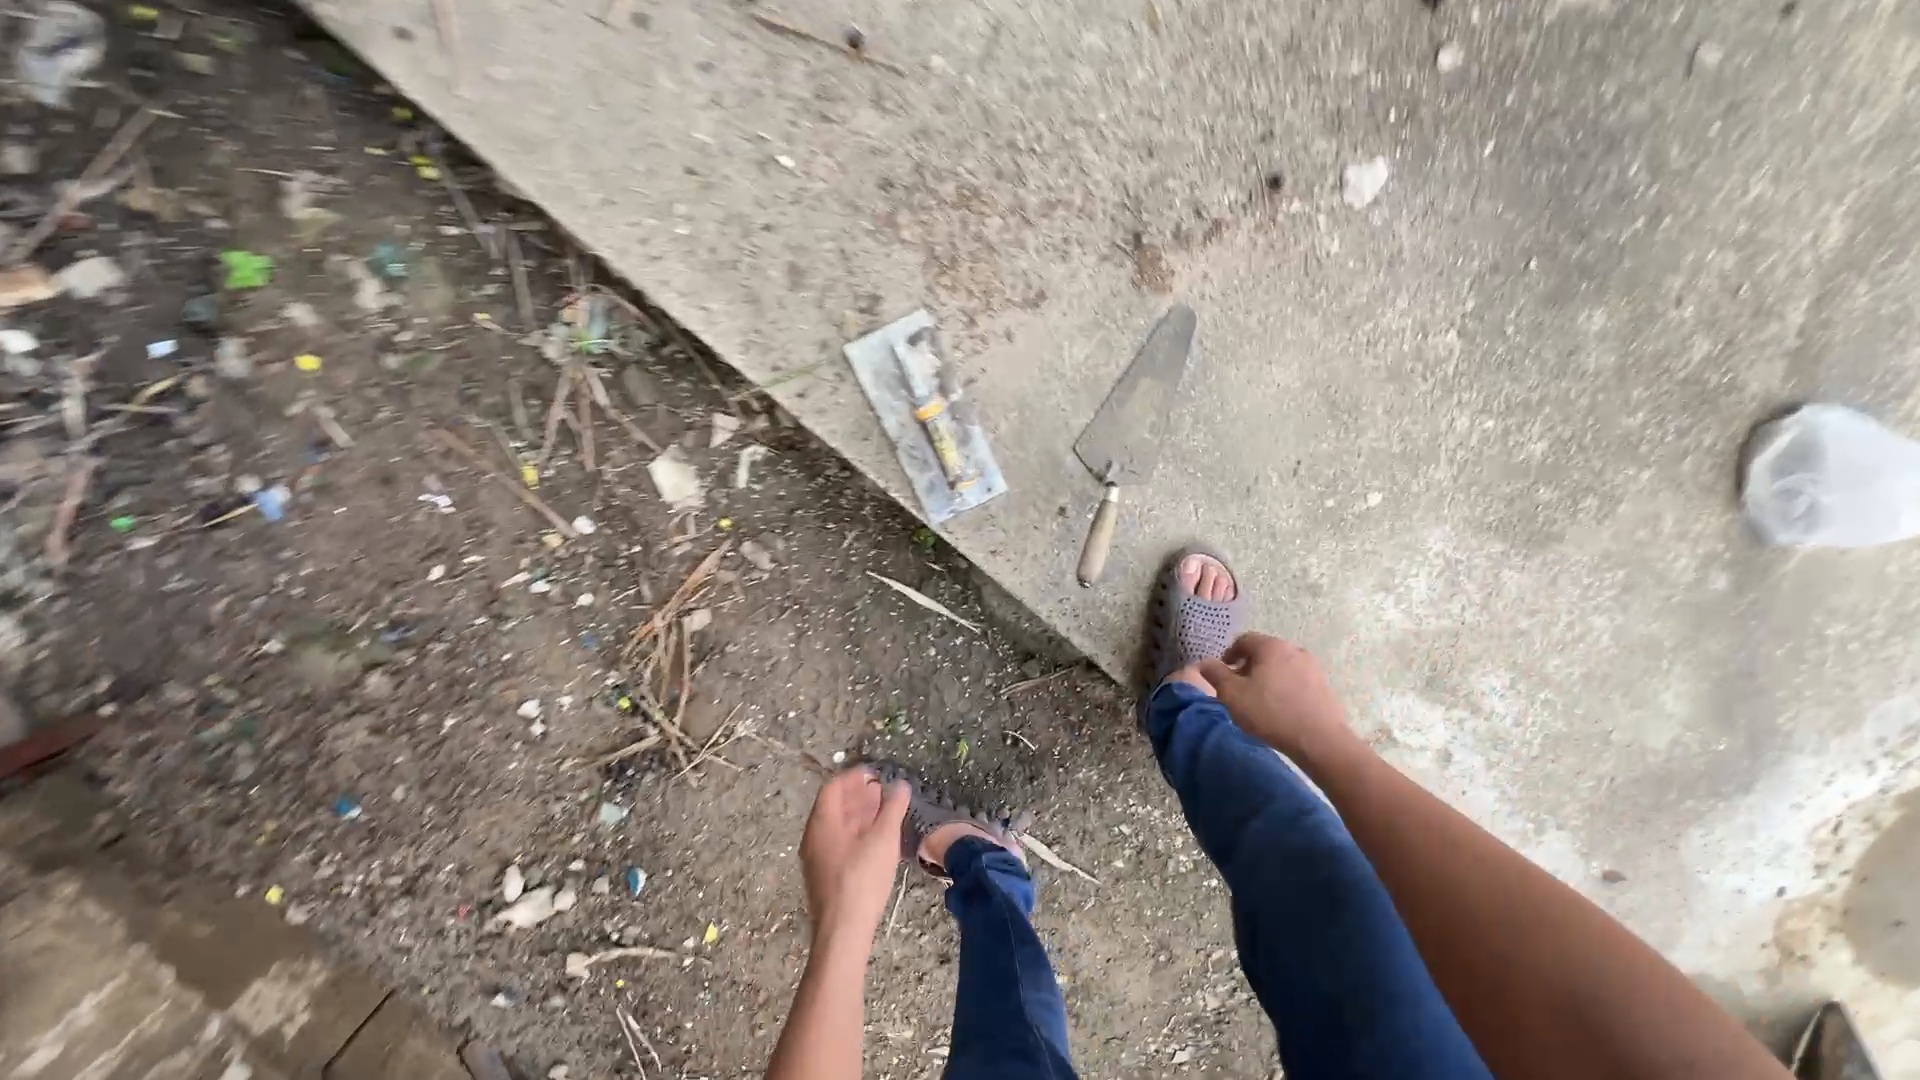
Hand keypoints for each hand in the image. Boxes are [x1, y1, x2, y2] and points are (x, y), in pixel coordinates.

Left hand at [799, 767, 910, 941]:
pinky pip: (837, 843)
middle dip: (858, 795)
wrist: (842, 931)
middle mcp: (813, 836)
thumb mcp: (884, 839)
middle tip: (881, 791)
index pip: (833, 787)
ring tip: (882, 813)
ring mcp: (815, 857)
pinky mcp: (823, 875)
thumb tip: (901, 785)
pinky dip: (855, 833)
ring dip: (858, 815)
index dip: (854, 776)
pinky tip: (875, 841)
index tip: (875, 774)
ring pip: (836, 826)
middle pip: (833, 805)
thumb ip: (892, 808)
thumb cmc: (862, 879)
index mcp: (822, 822)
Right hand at [1198, 633, 1355, 759]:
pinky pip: (1297, 680)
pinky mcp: (1324, 686)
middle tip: (1238, 688)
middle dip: (1248, 667)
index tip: (1223, 673)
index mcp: (1271, 647)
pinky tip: (1280, 708)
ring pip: (1282, 666)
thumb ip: (1215, 674)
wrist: (1319, 740)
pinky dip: (1284, 688)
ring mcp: (1313, 667)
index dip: (1229, 655)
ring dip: (1267, 677)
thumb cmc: (1269, 712)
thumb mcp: (1232, 694)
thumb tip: (1204, 662)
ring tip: (1259, 700)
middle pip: (1264, 652)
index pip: (1244, 640)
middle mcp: (1294, 649)